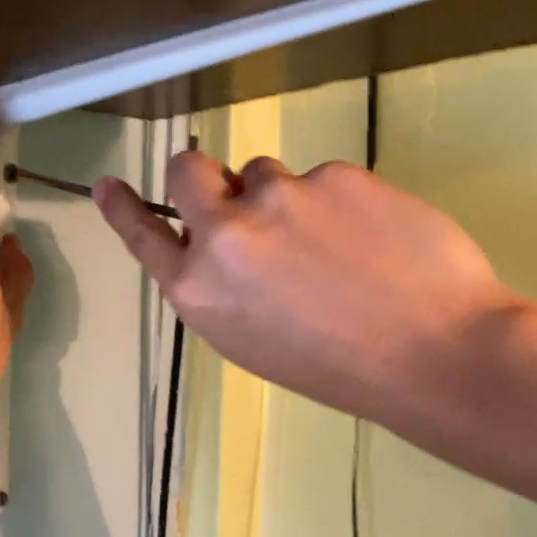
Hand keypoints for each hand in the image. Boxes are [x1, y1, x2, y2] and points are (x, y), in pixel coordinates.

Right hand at [94, 153, 514, 423]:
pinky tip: (369, 238)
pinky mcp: (335, 173)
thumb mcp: (248, 339)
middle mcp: (224, 235)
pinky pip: (320, 178)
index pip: (144, 236)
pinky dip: (335, 202)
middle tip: (239, 202)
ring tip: (328, 244)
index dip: (123, 208)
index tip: (107, 184)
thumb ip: (218, 287)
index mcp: (197, 290)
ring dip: (280, 197)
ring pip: (262, 173)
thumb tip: (220, 246)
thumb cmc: (332, 366)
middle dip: (205, 180)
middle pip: (189, 170)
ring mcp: (279, 196)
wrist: (430, 351)